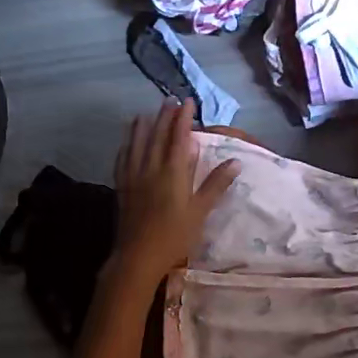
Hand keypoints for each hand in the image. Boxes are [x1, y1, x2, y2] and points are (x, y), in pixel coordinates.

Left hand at [110, 100, 238, 282]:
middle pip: (155, 136)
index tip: (187, 102)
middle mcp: (150, 168)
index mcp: (172, 172)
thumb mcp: (200, 211)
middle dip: (163, 117)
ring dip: (141, 127)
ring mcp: (132, 177)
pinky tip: (127, 144)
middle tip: (168, 100)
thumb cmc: (174, 236)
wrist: (138, 256)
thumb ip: (216, 184)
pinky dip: (126, 146)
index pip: (178, 137)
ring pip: (136, 144)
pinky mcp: (122, 188)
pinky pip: (123, 159)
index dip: (183, 118)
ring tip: (145, 114)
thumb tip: (235, 162)